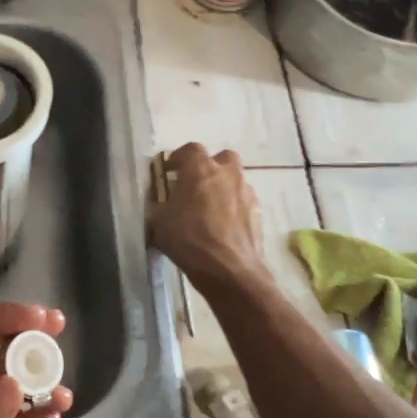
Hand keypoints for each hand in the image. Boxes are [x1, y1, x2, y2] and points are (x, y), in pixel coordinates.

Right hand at [148, 144, 271, 286]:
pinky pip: (243, 202)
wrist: (228, 268)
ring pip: (235, 180)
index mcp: (200, 169)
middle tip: (196, 184)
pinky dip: (233, 208)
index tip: (170, 170)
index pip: (190, 149)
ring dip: (223, 188)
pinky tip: (222, 226)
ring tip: (209, 209)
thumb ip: (159, 207)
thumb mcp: (159, 223)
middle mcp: (227, 174)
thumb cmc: (188, 239)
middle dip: (210, 167)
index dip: (179, 158)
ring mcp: (246, 192)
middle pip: (222, 158)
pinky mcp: (258, 212)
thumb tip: (159, 205)